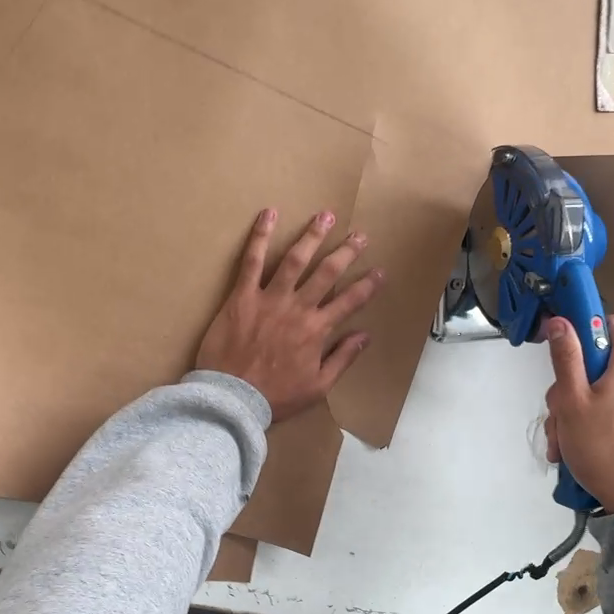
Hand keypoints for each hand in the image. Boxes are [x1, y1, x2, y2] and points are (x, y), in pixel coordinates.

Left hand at [196, 208, 383, 422]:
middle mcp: (298, 308)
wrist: (233, 399)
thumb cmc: (276, 397)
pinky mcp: (242, 296)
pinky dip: (260, 236)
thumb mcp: (318, 386)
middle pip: (327, 273)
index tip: (380, 272)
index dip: (368, 286)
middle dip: (346, 252)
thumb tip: (365, 336)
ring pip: (295, 260)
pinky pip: (252, 261)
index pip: (350, 301)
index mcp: (317, 331)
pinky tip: (269, 214)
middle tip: (359, 235)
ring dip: (312, 236)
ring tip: (325, 216)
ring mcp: (270, 299)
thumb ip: (342, 359)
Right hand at [543, 314, 613, 513]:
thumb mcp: (572, 400)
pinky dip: (588, 424)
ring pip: (597, 390)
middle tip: (558, 413)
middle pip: (596, 364)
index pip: (611, 324)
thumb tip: (560, 322)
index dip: (584, 327)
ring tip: (562, 440)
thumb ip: (565, 358)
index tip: (561, 342)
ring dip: (572, 411)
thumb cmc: (600, 447)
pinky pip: (608, 410)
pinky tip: (573, 447)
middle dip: (568, 386)